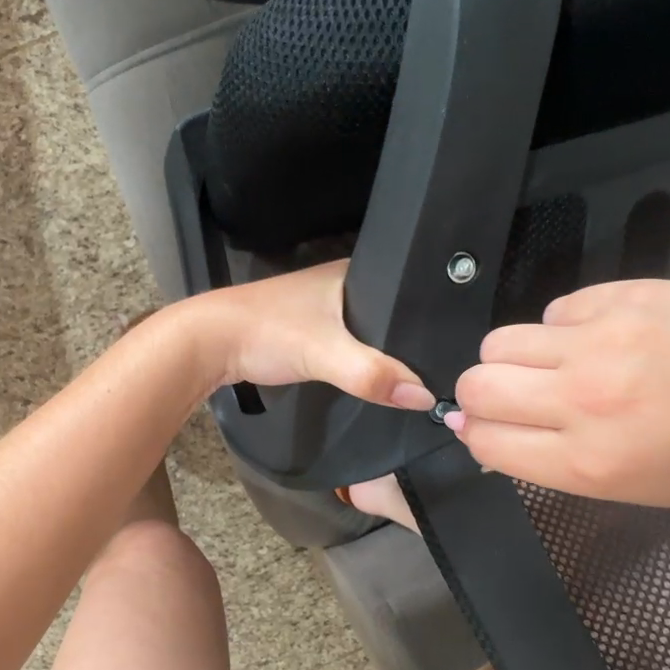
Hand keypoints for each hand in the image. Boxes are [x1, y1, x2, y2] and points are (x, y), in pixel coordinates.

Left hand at [174, 260, 436, 411]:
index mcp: (353, 272)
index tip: (462, 342)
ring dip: (384, 350)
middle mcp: (340, 283)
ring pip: (366, 329)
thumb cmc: (268, 332)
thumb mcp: (325, 354)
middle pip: (389, 312)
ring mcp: (321, 308)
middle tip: (447, 366)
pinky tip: (377, 376)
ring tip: (422, 373)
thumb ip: (372, 375)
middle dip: (411, 337)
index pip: (407, 286)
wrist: (207, 342)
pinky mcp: (306, 331)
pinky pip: (347, 343)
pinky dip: (361, 358)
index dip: (432, 312)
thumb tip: (425, 398)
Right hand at [451, 280, 669, 508]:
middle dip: (480, 395)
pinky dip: (567, 325)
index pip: (486, 439)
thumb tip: (500, 431)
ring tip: (560, 363)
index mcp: (593, 464)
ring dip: (516, 356)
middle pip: (476, 385)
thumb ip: (567, 459)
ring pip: (503, 340)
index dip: (478, 433)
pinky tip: (606, 336)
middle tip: (517, 398)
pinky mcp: (635, 294)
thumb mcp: (650, 488)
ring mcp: (607, 339)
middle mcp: (585, 400)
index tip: (489, 429)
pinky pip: (561, 307)